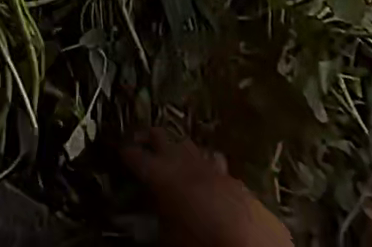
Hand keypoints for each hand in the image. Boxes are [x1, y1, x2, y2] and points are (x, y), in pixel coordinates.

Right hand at [123, 130, 292, 246]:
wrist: (250, 244)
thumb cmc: (200, 242)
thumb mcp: (168, 236)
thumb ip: (158, 217)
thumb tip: (156, 215)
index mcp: (160, 174)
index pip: (135, 155)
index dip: (126, 152)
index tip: (120, 151)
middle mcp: (182, 161)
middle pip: (160, 136)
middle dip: (147, 137)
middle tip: (139, 142)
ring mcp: (207, 163)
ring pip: (186, 142)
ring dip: (175, 146)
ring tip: (169, 154)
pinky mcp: (228, 173)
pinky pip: (210, 158)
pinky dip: (201, 162)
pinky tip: (203, 171)